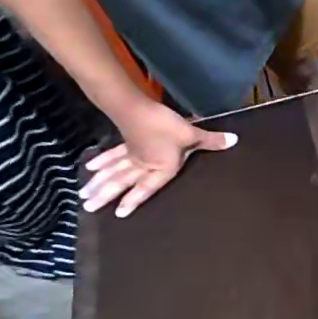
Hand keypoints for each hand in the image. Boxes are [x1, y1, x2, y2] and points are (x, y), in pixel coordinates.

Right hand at [81, 99, 236, 217]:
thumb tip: (234, 141)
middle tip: (87, 206)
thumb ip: (211, 141)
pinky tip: (91, 167)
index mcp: (159, 168)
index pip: (145, 188)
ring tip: (83, 194)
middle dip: (105, 195)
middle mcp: (142, 164)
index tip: (119, 213)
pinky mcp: (126, 141)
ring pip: (112, 171)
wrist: (136, 105)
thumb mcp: (191, 134)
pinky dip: (102, 161)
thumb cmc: (164, 125)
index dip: (133, 200)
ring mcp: (131, 153)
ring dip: (98, 182)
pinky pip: (112, 155)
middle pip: (121, 182)